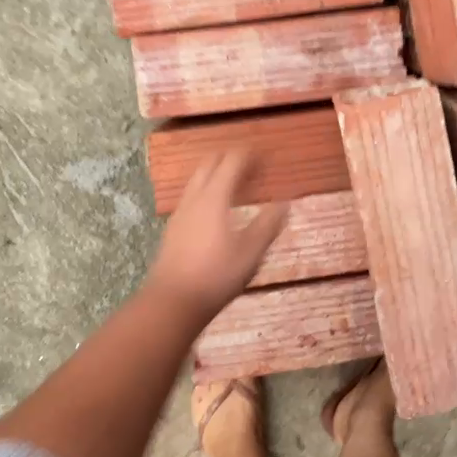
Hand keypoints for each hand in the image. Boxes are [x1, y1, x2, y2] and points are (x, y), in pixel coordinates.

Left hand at [146, 150, 287, 316]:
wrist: (173, 301)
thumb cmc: (216, 276)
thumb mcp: (251, 253)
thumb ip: (268, 224)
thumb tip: (284, 203)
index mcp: (215, 197)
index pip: (232, 162)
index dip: (250, 154)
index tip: (266, 155)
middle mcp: (195, 198)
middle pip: (210, 163)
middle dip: (231, 158)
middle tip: (253, 165)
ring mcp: (181, 212)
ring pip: (198, 179)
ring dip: (218, 173)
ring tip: (238, 184)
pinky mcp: (174, 228)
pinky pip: (193, 196)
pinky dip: (208, 190)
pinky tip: (218, 209)